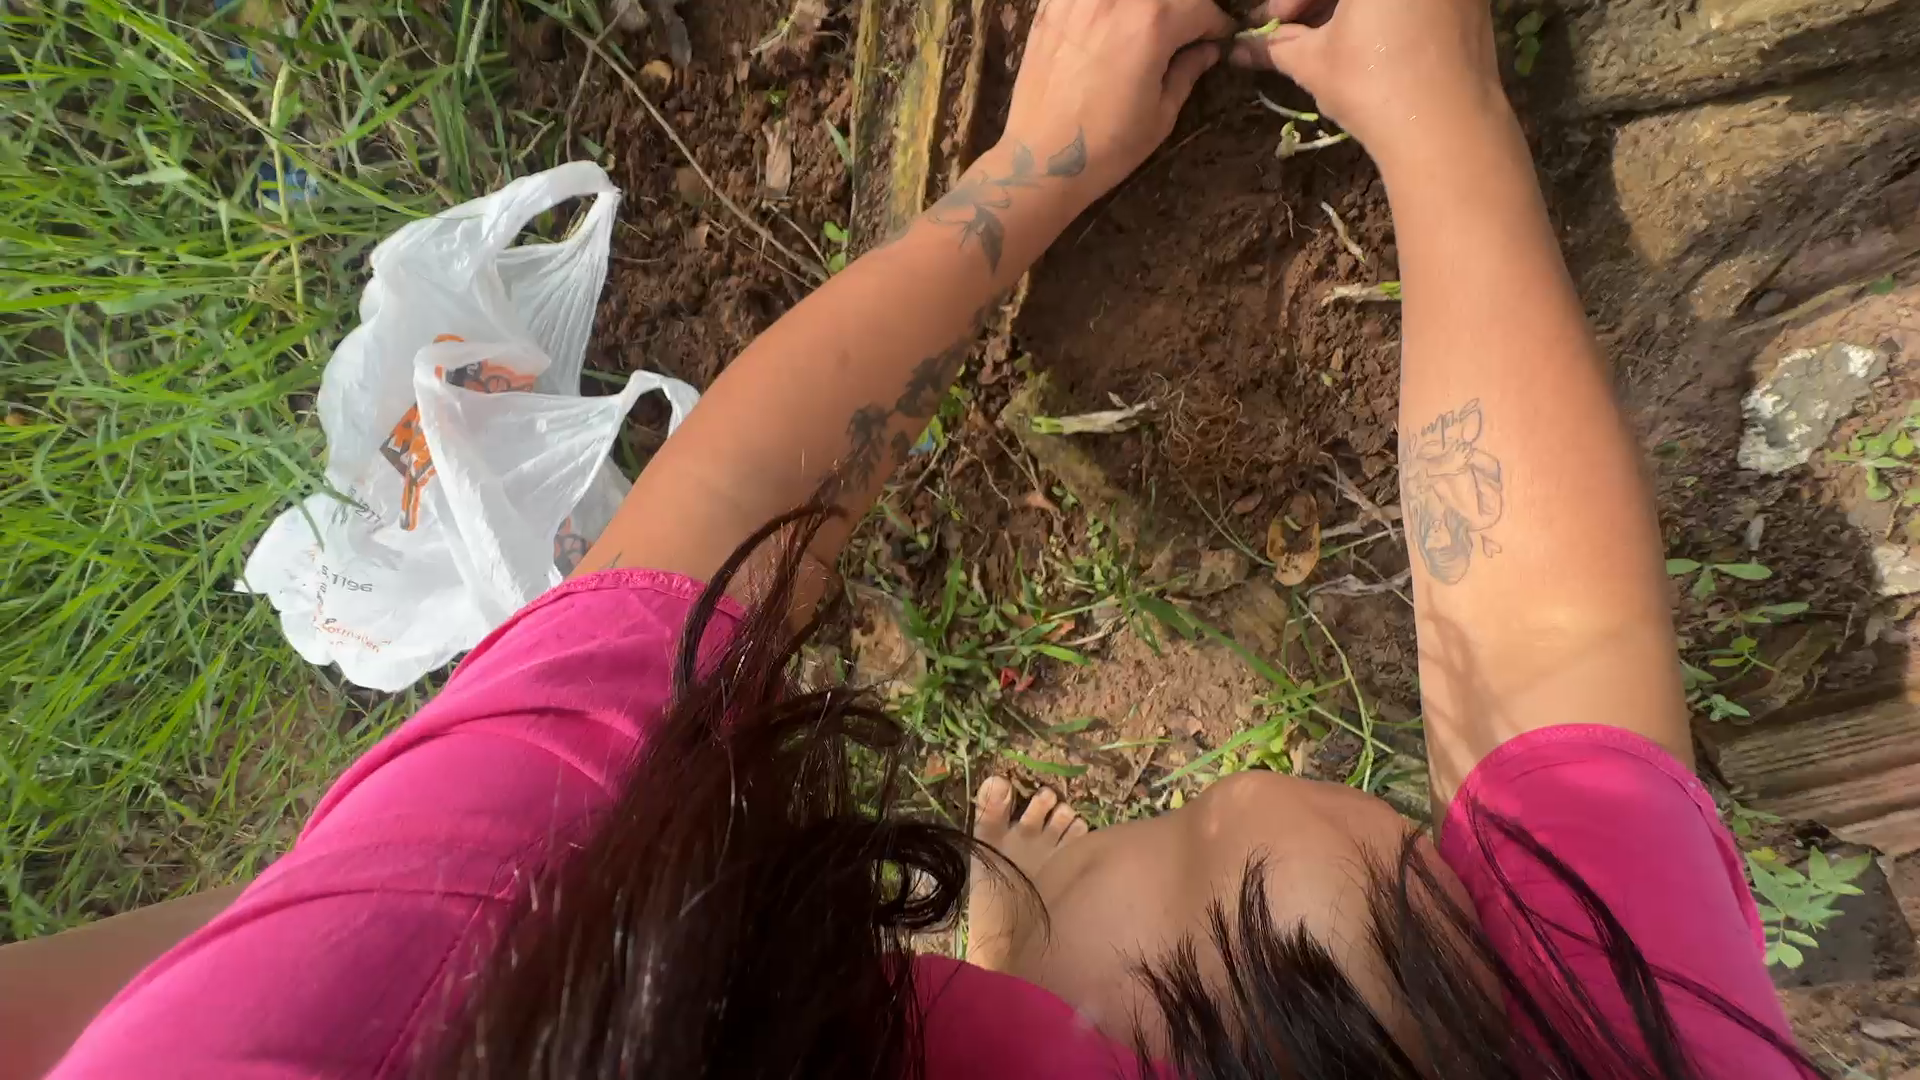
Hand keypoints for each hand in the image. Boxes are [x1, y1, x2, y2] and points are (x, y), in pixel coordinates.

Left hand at [1000, 0, 1235, 196]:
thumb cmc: (1105, 150)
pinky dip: (1100, 5)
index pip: (1200, 7)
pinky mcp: (1051, 7)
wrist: (1041, 163)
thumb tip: (1206, 50)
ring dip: (1143, 6)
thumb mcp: (1158, 118)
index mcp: (1154, 22)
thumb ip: (1186, 73)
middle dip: (1180, 9)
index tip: (1218, 36)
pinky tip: (1106, 20)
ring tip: (1143, 26)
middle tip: (1181, 32)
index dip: (1216, 23)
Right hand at [1230, 0, 1510, 176]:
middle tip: (1296, 35)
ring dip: (1348, 8)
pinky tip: (1367, 43)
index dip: (1288, 1)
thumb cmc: (1371, 83)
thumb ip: (1276, 47)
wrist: (1443, 120)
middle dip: (1317, 4)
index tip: (1273, 25)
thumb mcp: (1313, 63)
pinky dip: (1385, 11)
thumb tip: (1241, 48)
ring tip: (1328, 43)